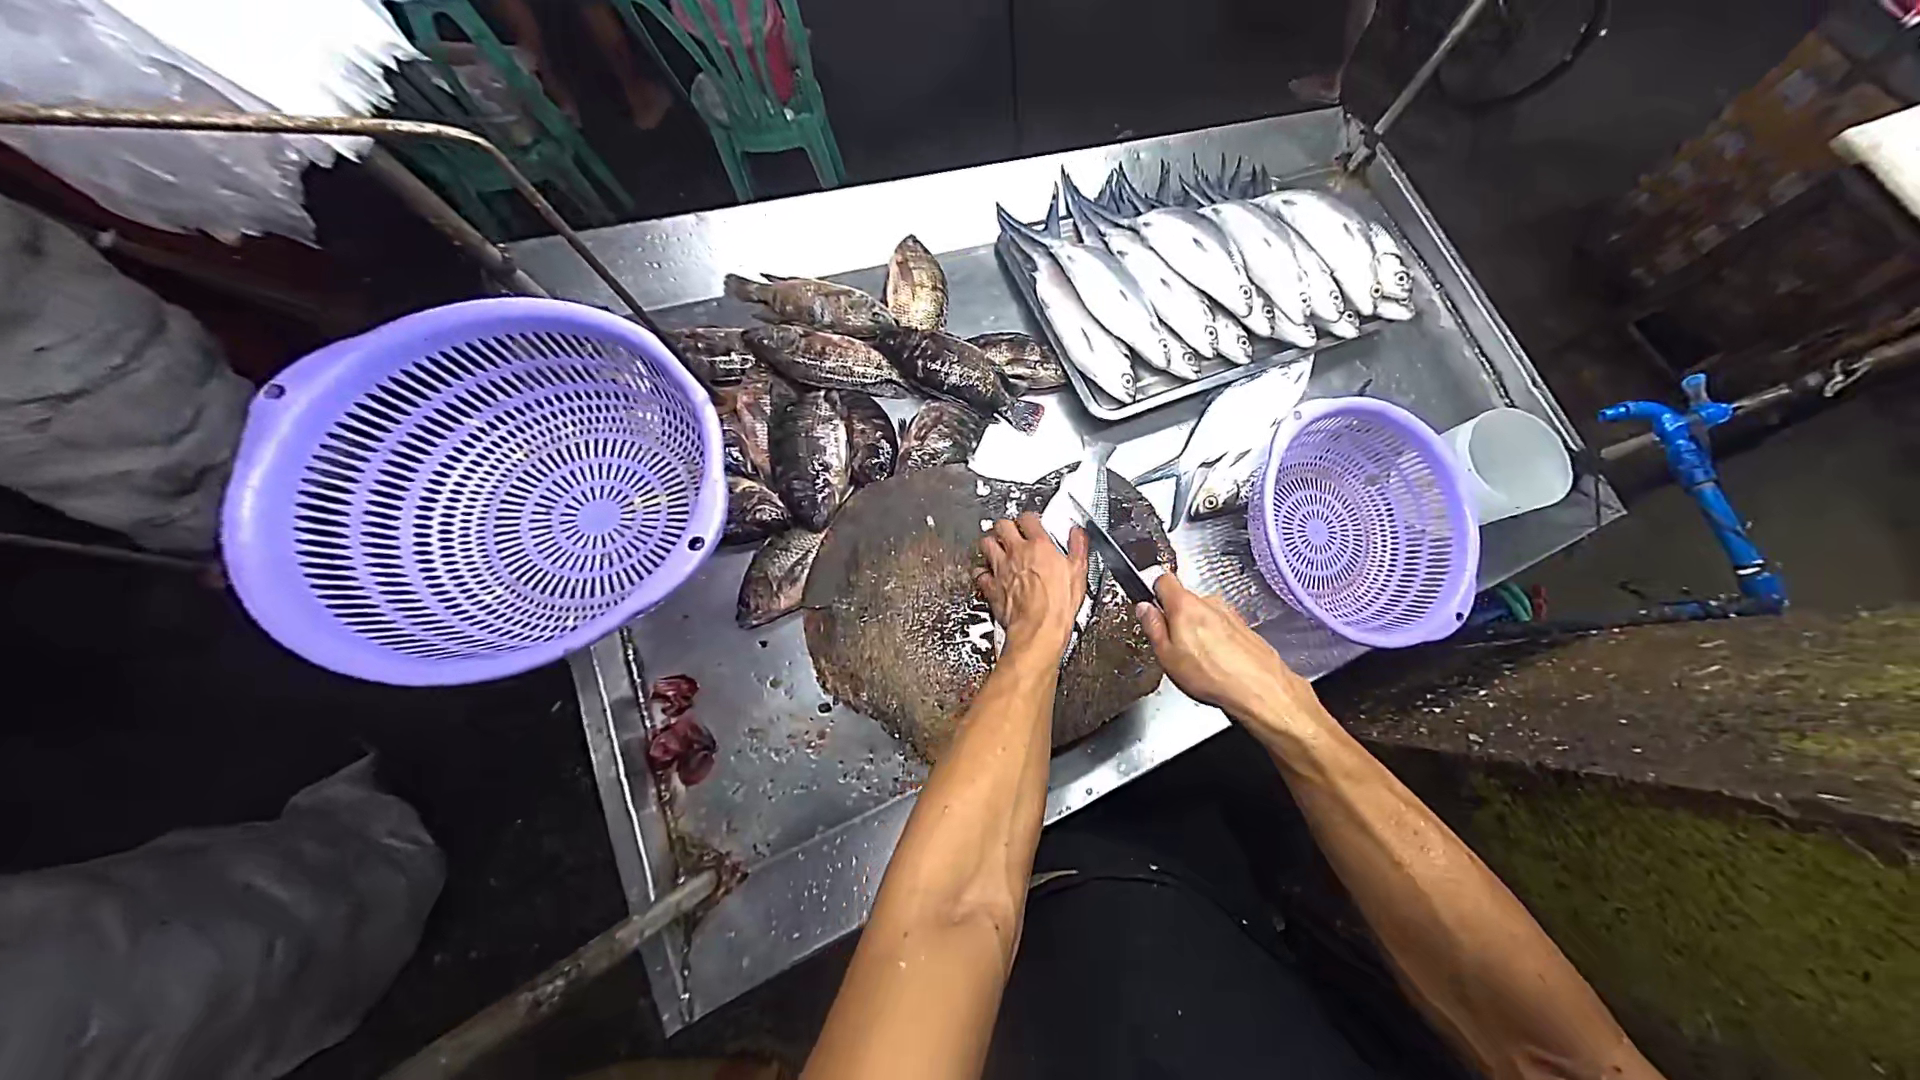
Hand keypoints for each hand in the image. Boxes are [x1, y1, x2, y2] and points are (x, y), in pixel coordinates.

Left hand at [975, 513, 1087, 658]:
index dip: (1029, 518)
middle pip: (1002, 525)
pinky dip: (981, 572)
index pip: (1028, 519)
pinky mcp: (991, 586)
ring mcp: (1001, 569)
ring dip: (990, 544)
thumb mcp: (1079, 572)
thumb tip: (1078, 533)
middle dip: (1005, 526)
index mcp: (1039, 546)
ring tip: (996, 547)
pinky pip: (979, 572)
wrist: (1039, 629)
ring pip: (986, 544)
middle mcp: (1017, 553)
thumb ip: (1078, 548)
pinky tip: (987, 574)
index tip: (1031, 523)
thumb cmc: (1058, 605)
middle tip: (1010, 532)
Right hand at [1134, 573, 1327, 742]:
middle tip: (1174, 646)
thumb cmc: (1214, 676)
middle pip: (1183, 600)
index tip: (1152, 609)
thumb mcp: (1166, 655)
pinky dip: (1215, 640)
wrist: (1261, 690)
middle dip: (1176, 618)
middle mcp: (1209, 603)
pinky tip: (1216, 663)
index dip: (1153, 592)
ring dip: (1197, 631)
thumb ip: (1152, 626)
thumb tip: (1144, 609)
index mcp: (1185, 605)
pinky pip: (1220, 627)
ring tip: (1197, 660)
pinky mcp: (1244, 627)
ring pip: (1203, 615)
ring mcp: (1229, 614)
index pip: (1163, 579)